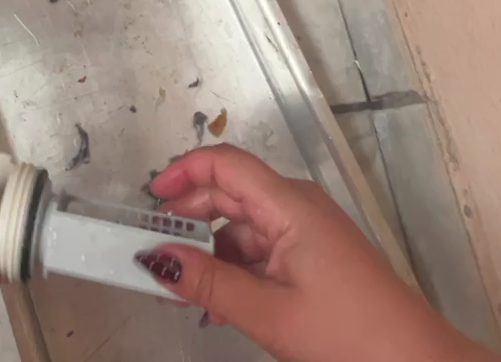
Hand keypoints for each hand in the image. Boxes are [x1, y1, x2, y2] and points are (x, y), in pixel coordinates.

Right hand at [140, 145, 498, 361]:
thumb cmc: (350, 336)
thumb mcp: (271, 314)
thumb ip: (209, 284)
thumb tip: (155, 259)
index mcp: (288, 203)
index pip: (225, 164)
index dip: (183, 171)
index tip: (150, 200)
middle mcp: (295, 204)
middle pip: (229, 193)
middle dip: (189, 217)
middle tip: (155, 253)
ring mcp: (306, 229)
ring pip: (242, 225)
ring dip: (211, 251)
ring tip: (186, 291)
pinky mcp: (313, 254)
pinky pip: (261, 248)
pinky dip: (235, 268)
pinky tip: (220, 303)